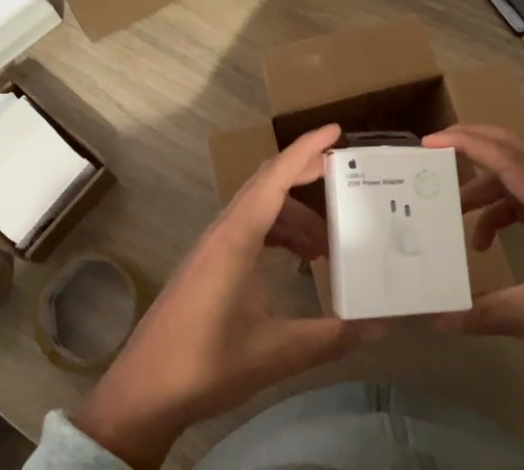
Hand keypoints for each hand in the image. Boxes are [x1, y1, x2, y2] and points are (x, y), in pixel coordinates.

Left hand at [73, 124, 383, 466]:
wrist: (142, 394)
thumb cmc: (204, 366)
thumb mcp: (275, 354)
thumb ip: (331, 338)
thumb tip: (382, 324)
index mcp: (235, 240)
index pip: (274, 178)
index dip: (306, 150)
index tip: (336, 130)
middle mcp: (222, 233)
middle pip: (266, 185)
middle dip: (306, 174)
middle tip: (346, 175)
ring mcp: (210, 249)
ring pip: (258, 210)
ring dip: (294, 214)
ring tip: (329, 241)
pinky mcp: (206, 266)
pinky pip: (248, 230)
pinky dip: (277, 233)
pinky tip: (297, 260)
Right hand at [425, 124, 523, 424]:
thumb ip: (490, 313)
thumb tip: (437, 319)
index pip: (509, 159)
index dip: (467, 145)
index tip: (429, 143)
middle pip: (516, 151)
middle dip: (473, 144)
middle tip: (432, 151)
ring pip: (521, 175)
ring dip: (486, 184)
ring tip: (450, 205)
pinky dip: (503, 209)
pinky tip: (485, 238)